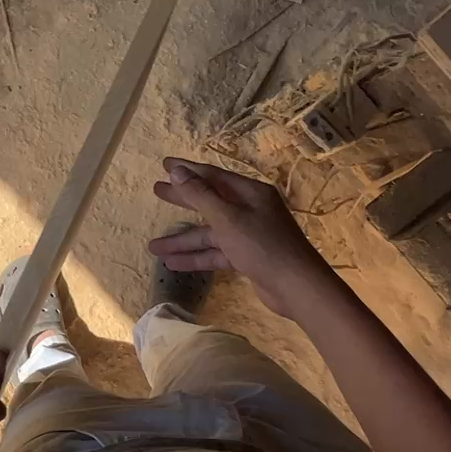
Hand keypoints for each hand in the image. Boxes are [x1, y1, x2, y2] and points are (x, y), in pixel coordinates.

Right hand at [149, 157, 328, 314]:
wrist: (296, 286)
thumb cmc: (263, 246)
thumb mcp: (227, 218)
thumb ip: (200, 195)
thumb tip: (177, 171)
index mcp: (249, 193)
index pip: (213, 176)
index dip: (187, 171)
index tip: (164, 164)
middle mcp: (250, 209)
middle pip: (209, 201)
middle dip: (182, 200)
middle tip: (157, 191)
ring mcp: (248, 234)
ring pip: (209, 233)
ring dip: (183, 240)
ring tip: (154, 246)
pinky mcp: (247, 256)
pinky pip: (216, 252)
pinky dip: (197, 257)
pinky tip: (173, 264)